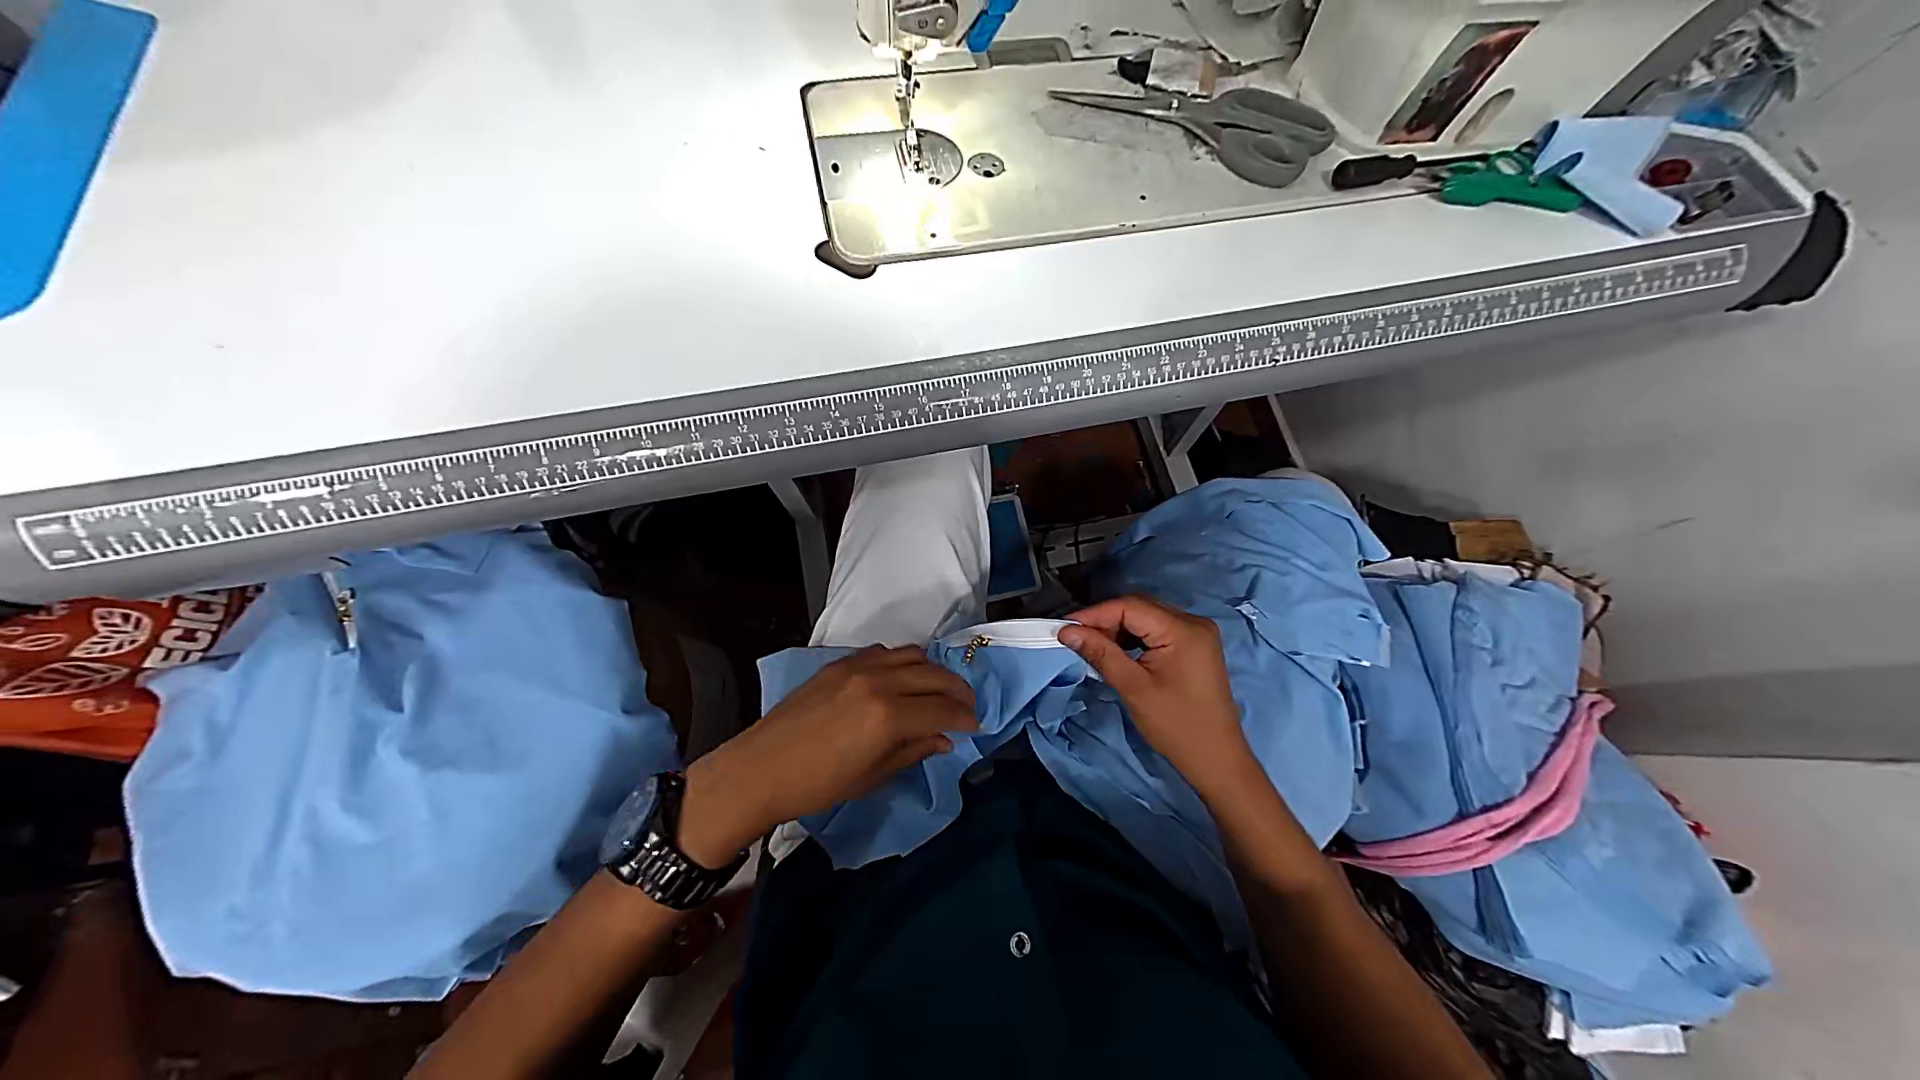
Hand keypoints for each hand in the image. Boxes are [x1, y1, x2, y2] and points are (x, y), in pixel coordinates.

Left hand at [677, 646, 976, 865]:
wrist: (759, 769)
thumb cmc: (817, 785)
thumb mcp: (872, 777)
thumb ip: (913, 752)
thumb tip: (943, 740)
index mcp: (888, 716)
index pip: (942, 709)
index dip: (965, 717)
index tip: (976, 726)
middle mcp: (878, 682)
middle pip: (934, 676)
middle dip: (958, 690)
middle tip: (967, 705)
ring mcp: (857, 667)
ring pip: (911, 655)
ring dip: (932, 671)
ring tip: (939, 689)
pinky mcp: (839, 663)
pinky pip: (883, 652)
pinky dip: (902, 661)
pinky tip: (901, 678)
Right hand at [1058, 596, 1253, 794]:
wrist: (1216, 759)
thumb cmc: (1176, 726)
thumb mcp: (1133, 688)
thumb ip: (1101, 654)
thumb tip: (1067, 631)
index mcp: (1183, 630)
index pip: (1130, 607)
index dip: (1094, 614)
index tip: (1064, 627)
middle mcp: (1194, 623)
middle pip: (1139, 607)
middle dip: (1105, 620)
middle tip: (1075, 637)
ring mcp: (1197, 634)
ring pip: (1147, 617)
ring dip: (1118, 628)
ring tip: (1092, 645)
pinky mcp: (1195, 646)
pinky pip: (1158, 629)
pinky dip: (1134, 637)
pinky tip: (1116, 650)